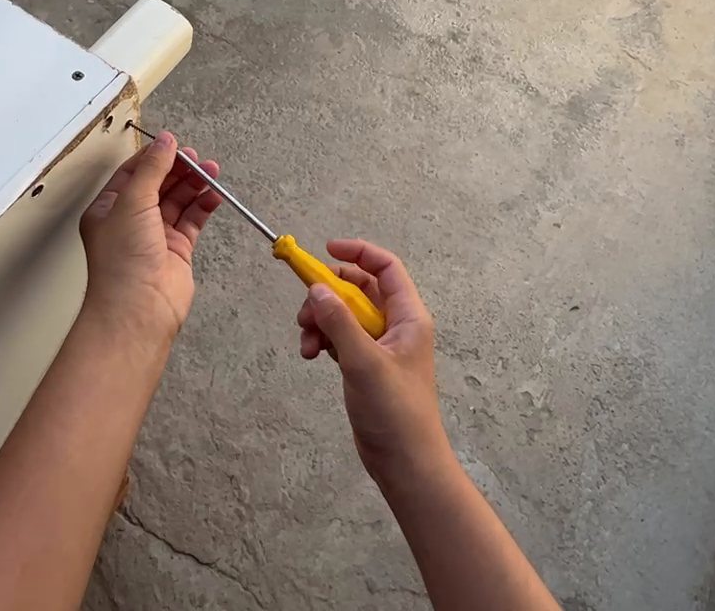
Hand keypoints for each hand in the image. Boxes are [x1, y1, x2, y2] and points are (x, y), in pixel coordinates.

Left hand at [78, 130, 221, 339]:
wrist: (139, 309)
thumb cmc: (122, 263)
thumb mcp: (133, 202)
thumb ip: (153, 169)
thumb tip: (165, 142)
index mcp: (109, 208)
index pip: (133, 173)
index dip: (154, 157)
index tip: (175, 145)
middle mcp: (130, 221)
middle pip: (158, 185)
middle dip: (178, 170)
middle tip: (198, 159)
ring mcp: (154, 236)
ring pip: (177, 201)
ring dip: (194, 185)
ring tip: (212, 172)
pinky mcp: (176, 250)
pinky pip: (192, 220)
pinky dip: (203, 206)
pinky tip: (214, 195)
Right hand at [296, 239, 451, 483]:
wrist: (405, 464)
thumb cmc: (395, 411)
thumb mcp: (364, 362)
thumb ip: (339, 322)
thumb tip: (316, 289)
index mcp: (408, 317)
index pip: (385, 267)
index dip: (358, 253)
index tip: (326, 250)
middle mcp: (395, 325)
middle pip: (358, 289)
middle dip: (328, 295)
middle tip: (306, 310)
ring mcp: (379, 345)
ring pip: (343, 314)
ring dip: (320, 321)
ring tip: (307, 344)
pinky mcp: (364, 364)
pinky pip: (339, 337)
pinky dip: (323, 341)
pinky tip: (311, 356)